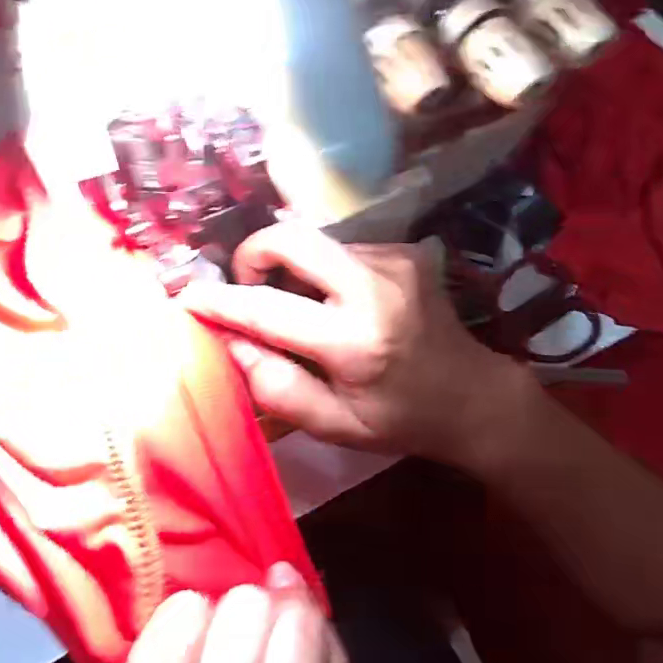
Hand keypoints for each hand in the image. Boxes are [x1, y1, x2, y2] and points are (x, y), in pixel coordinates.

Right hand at [70, 565, 349, 662]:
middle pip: (243, 636)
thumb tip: (209, 598)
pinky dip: (331, 654)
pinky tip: (319, 636)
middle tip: (250, 599)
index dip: (195, 605)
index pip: (178, 630)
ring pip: (297, 661)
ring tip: (288, 594)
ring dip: (297, 611)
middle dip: (251, 599)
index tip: (198, 612)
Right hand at [177, 221, 522, 464]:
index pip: (269, 308)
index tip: (188, 296)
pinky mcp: (404, 249)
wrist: (474, 394)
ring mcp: (393, 259)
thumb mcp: (335, 424)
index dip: (221, 300)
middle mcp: (375, 286)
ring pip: (314, 243)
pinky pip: (341, 249)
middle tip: (248, 289)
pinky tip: (342, 303)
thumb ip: (276, 385)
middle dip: (253, 254)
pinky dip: (324, 272)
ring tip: (307, 310)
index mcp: (355, 341)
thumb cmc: (401, 420)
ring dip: (293, 270)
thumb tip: (228, 340)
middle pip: (290, 238)